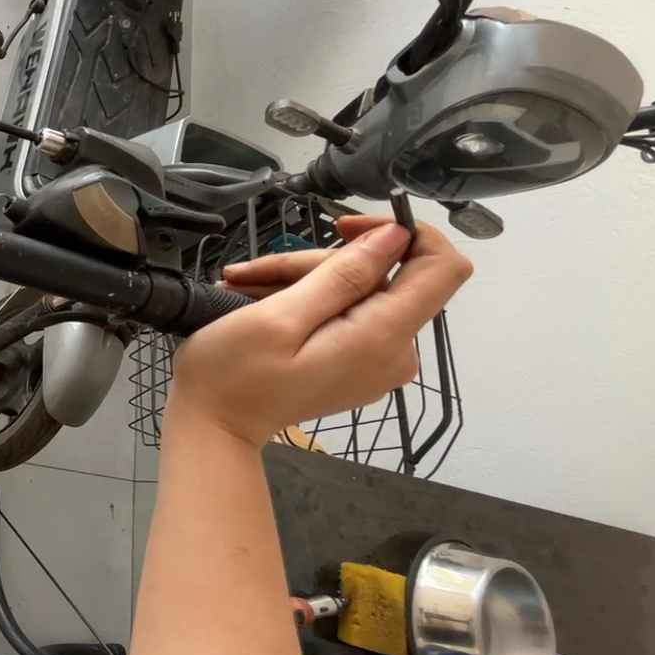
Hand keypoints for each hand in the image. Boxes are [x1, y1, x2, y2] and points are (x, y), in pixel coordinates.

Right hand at [167, 216, 472, 447]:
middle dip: (315, 265)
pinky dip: (304, 304)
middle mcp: (394, 352)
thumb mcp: (276, 318)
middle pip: (381, 280)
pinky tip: (259, 306)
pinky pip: (345, 319)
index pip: (441, 266)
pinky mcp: (355, 368)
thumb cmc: (231, 376)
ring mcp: (376, 363)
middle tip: (247, 274)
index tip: (344, 226)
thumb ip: (340, 276)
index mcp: (381, 337)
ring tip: (241, 288)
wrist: (213, 428)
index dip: (403, 233)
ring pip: (358, 296)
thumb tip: (393, 237)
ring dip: (299, 283)